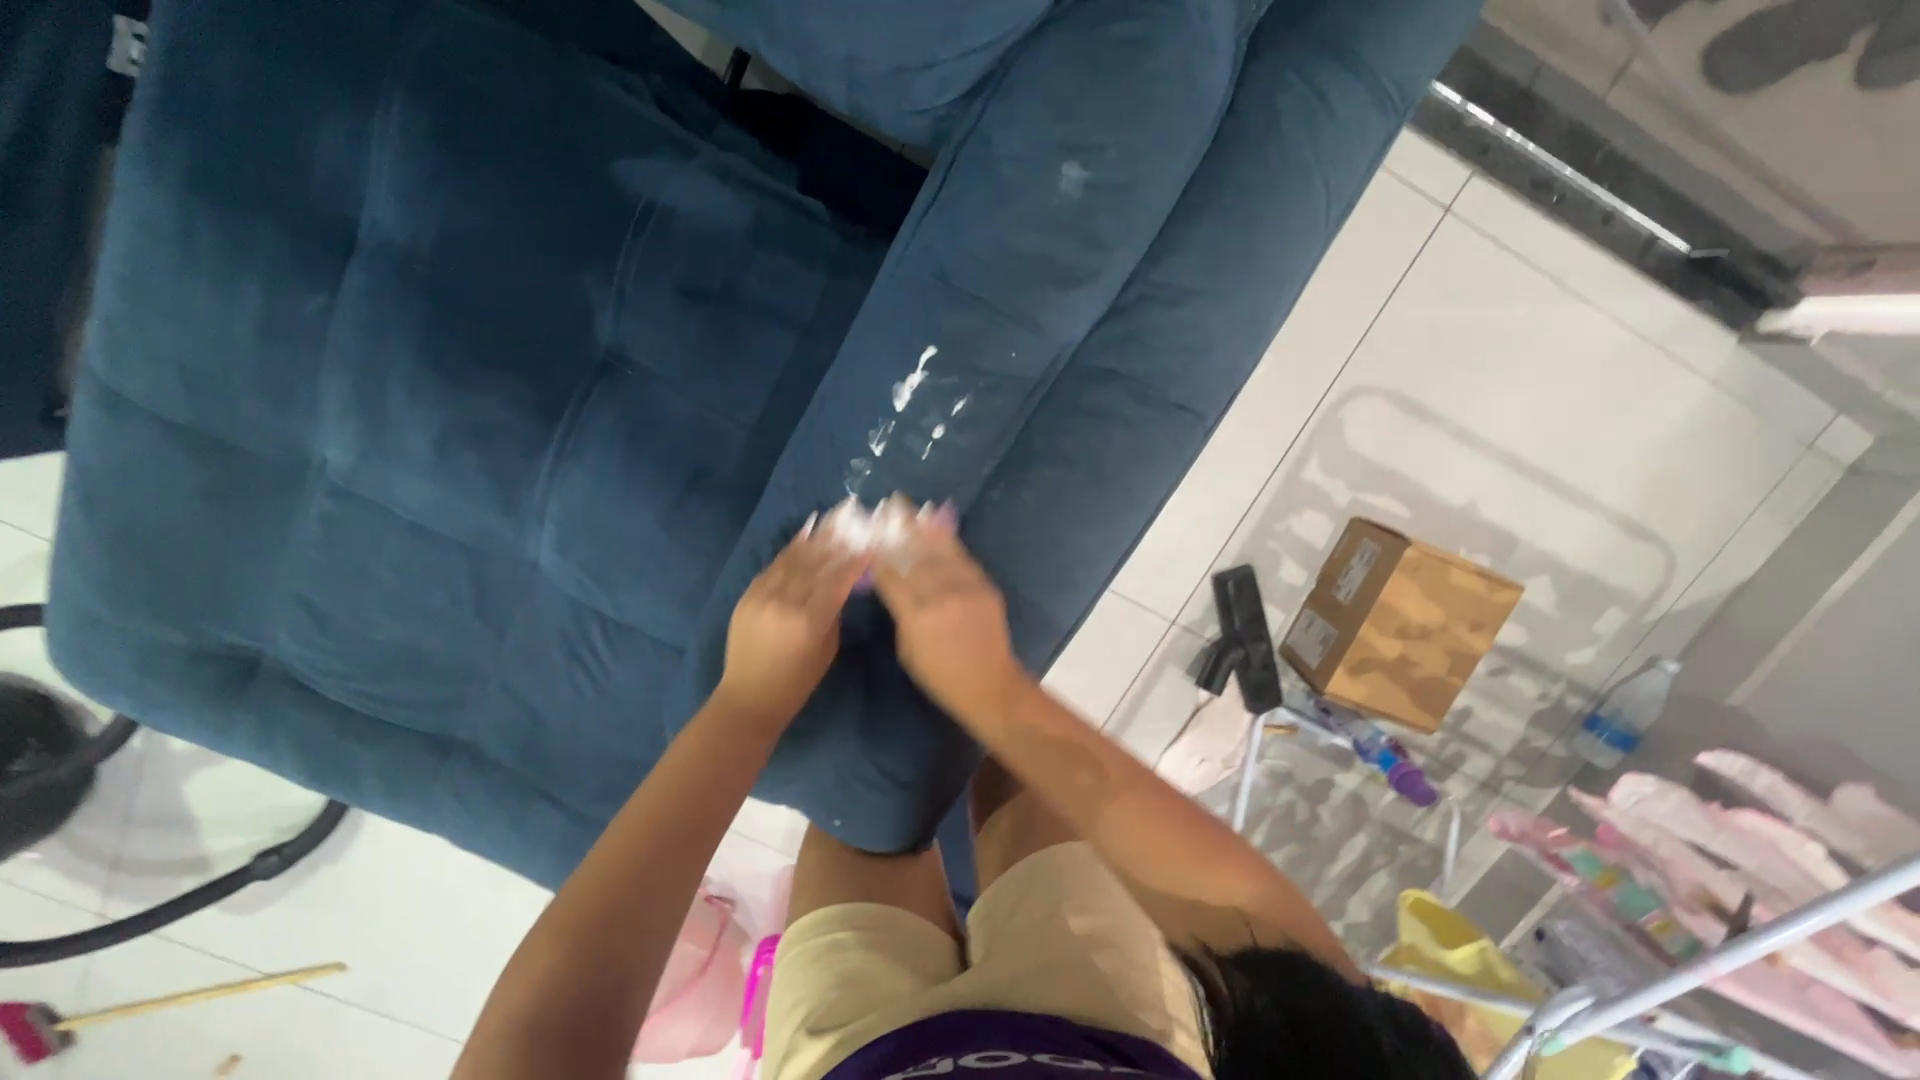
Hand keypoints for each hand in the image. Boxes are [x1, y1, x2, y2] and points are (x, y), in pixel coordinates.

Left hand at [717, 531, 869, 725]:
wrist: (749, 697)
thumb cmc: (797, 682)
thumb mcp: (827, 650)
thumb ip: (834, 613)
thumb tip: (843, 583)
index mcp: (809, 620)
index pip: (837, 580)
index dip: (855, 560)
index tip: (871, 544)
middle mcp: (785, 603)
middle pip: (816, 563)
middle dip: (837, 541)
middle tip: (855, 521)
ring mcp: (762, 596)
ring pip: (794, 559)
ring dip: (816, 538)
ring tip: (833, 519)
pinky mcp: (748, 595)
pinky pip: (773, 565)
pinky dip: (791, 548)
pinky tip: (806, 533)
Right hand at [872, 512, 1026, 717]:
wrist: (989, 684)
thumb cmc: (939, 676)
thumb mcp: (906, 650)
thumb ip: (899, 613)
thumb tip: (892, 586)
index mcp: (916, 613)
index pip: (890, 574)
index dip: (876, 554)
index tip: (865, 537)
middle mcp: (940, 593)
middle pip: (913, 554)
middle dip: (897, 530)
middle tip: (885, 507)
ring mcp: (965, 586)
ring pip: (938, 549)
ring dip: (920, 526)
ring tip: (906, 506)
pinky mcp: (983, 585)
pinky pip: (961, 557)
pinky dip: (946, 539)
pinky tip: (934, 524)